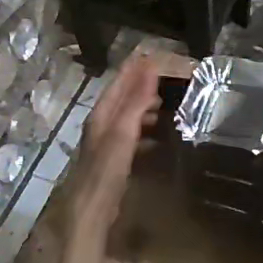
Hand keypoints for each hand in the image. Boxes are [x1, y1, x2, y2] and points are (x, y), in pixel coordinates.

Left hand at [71, 54, 161, 235]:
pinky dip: (147, 126)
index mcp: (103, 113)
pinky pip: (134, 133)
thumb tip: (149, 67)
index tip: (158, 53)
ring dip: (146, 104)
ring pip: (129, 114)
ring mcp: (108, 141)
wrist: (92, 209)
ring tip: (169, 99)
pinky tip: (160, 132)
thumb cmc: (106, 170)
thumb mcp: (123, 132)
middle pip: (124, 95)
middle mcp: (103, 123)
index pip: (120, 80)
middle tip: (171, 74)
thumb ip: (135, 101)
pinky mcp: (116, 158)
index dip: (137, 66)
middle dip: (144, 82)